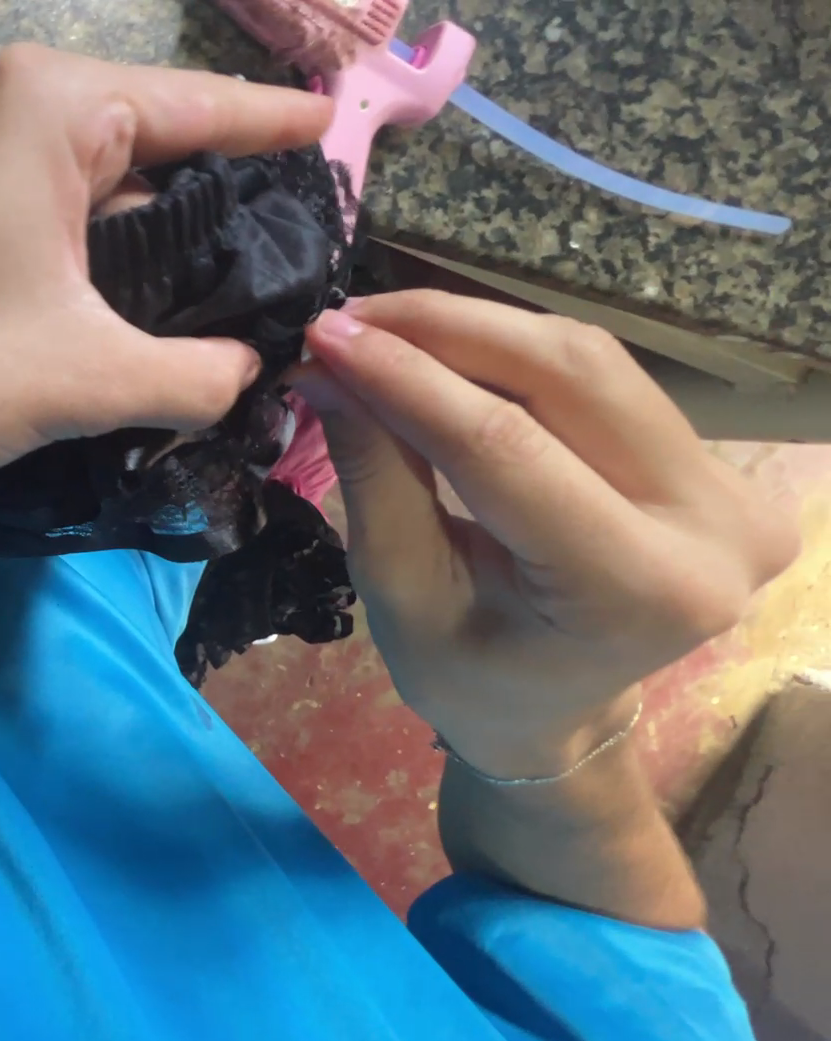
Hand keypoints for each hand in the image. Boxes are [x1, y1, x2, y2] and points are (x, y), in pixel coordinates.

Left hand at [0, 45, 329, 487]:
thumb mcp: (92, 381)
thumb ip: (202, 374)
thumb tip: (260, 369)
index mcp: (54, 106)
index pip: (207, 110)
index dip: (282, 139)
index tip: (345, 156)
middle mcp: (10, 100)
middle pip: (155, 145)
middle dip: (218, 208)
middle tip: (285, 273)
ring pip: (101, 183)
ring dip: (154, 241)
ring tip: (223, 299)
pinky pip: (52, 207)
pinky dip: (96, 250)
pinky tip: (135, 300)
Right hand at [296, 291, 796, 778]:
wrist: (544, 711)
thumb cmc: (458, 674)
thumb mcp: (395, 588)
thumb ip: (372, 476)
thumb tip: (324, 374)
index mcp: (633, 587)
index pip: (504, 446)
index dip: (403, 379)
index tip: (322, 337)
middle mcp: (716, 524)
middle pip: (570, 374)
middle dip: (443, 329)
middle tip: (343, 317)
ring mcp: (730, 486)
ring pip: (589, 361)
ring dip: (469, 329)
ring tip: (374, 327)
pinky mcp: (706, 462)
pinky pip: (595, 379)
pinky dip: (499, 354)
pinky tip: (431, 349)